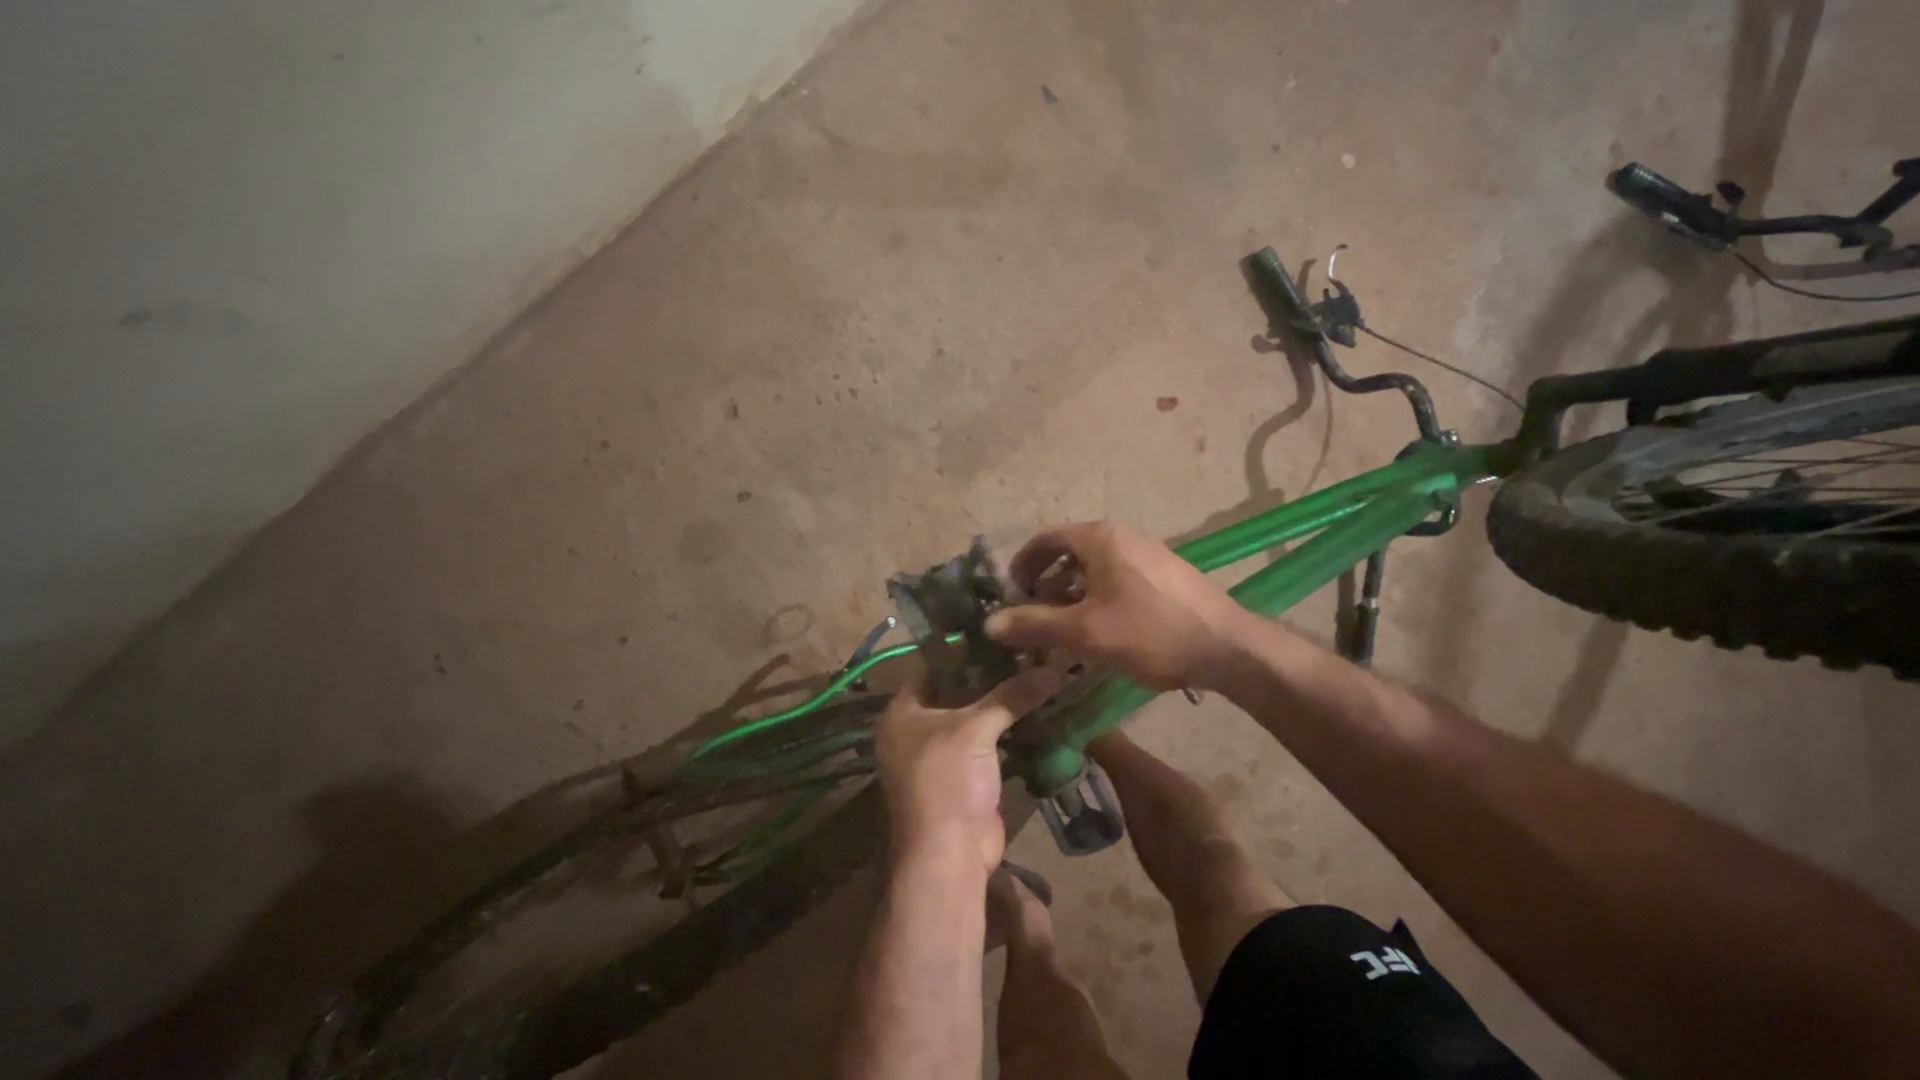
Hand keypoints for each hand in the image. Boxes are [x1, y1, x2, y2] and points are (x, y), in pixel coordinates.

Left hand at [874, 667, 1060, 873]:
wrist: (949, 853)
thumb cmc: (946, 780)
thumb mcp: (975, 730)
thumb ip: (1010, 696)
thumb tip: (1055, 666)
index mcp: (901, 713)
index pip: (931, 665)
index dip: (963, 647)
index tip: (999, 629)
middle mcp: (916, 731)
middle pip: (956, 692)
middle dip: (991, 675)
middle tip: (1029, 649)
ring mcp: (942, 756)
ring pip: (976, 719)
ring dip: (1005, 704)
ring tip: (1041, 673)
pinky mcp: (967, 778)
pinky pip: (990, 745)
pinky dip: (1012, 731)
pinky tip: (1041, 710)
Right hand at [984, 521, 1253, 691]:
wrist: (1227, 648)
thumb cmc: (1151, 632)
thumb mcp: (1085, 632)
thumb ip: (1034, 625)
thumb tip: (988, 623)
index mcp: (1100, 538)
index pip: (1044, 539)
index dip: (1020, 567)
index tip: (1009, 599)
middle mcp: (1122, 536)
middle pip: (1067, 554)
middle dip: (1043, 587)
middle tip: (1030, 621)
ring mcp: (1146, 555)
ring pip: (1092, 570)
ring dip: (1068, 598)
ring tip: (1059, 634)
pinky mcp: (1162, 577)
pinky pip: (1115, 580)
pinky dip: (1095, 601)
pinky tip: (1097, 635)